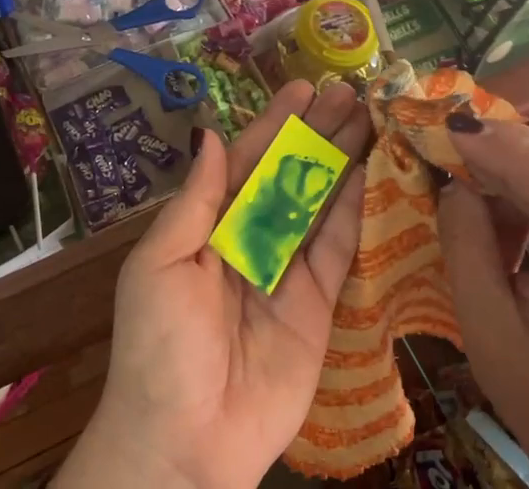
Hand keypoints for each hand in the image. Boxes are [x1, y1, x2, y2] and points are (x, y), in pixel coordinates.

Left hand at [54, 81, 370, 488]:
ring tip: (367, 118)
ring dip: (339, 162)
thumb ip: (196, 200)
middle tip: (349, 92)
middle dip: (314, 134)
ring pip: (315, 204)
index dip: (272, 125)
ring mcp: (282, 272)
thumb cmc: (159, 345)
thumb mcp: (160, 263)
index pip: (242, 163)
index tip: (303, 88)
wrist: (186, 441)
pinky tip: (369, 175)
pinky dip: (353, 213)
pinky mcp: (315, 307)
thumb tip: (210, 134)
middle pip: (285, 176)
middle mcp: (244, 241)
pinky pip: (337, 251)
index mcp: (203, 226)